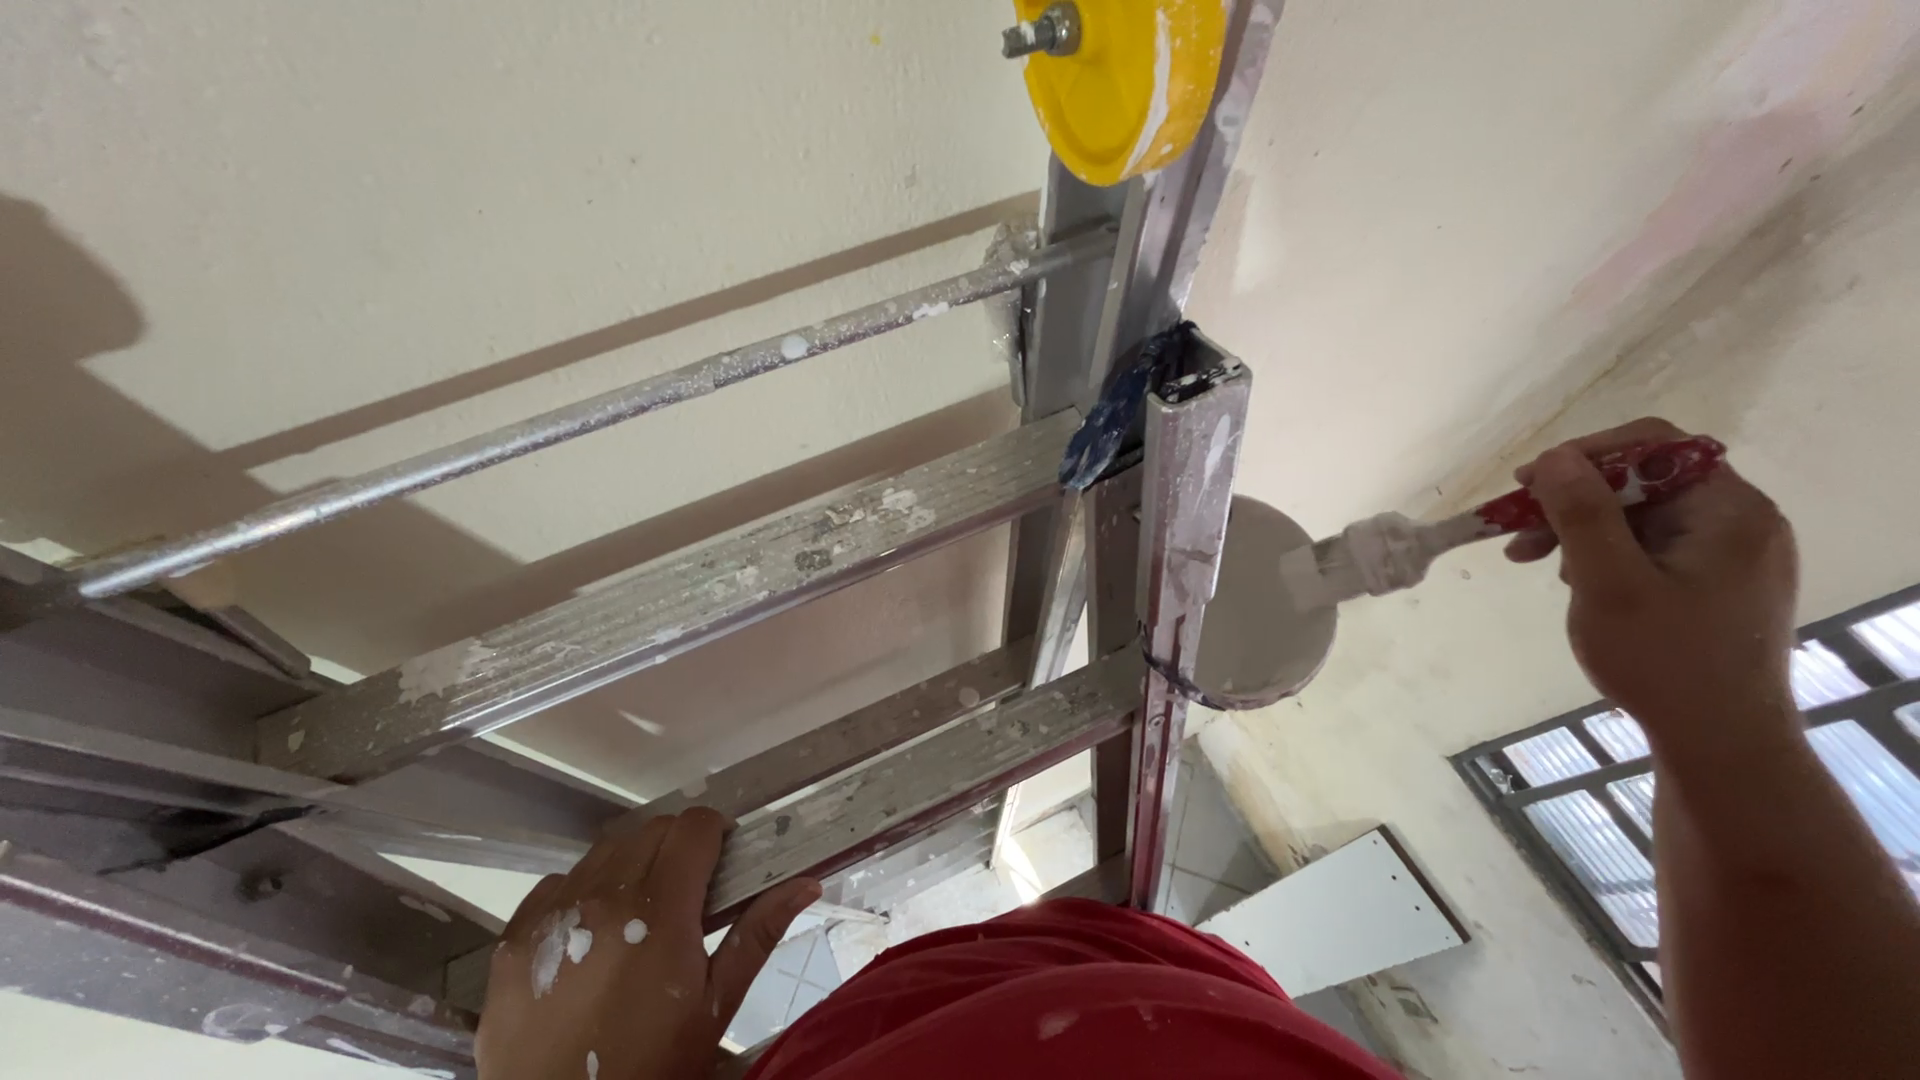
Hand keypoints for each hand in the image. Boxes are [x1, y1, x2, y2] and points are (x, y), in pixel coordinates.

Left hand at [477, 808, 820, 1079]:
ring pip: (604, 851)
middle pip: (651, 830)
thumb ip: (758, 934)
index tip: (724, 857)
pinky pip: (557, 883)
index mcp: (661, 912)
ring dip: (633, 863)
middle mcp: (603, 897)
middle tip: (690, 889)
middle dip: (678, 845)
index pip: (694, 827)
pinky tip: (593, 932)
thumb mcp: (715, 1006)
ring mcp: (553, 914)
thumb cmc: (652, 1068)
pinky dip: (583, 890)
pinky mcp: (514, 937)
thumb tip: (807, 882)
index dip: (715, 832)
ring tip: (642, 911)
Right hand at [1506, 418, 1800, 747]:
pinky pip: (1649, 545)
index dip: (1586, 454)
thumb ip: (1582, 514)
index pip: (1654, 446)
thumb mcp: (1608, 582)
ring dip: (1577, 526)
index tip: (1527, 484)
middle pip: (1643, 480)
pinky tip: (1571, 578)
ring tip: (1530, 559)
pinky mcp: (1714, 582)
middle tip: (1516, 527)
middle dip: (1571, 498)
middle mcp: (1738, 521)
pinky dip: (1601, 551)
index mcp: (1728, 510)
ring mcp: (1729, 553)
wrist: (1719, 741)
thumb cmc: (1662, 660)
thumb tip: (1553, 457)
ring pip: (1639, 514)